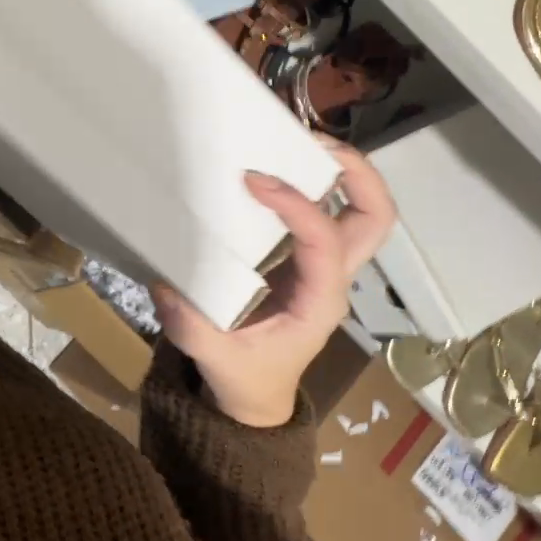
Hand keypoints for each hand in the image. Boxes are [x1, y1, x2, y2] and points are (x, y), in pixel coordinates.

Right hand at [151, 139, 396, 427]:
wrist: (254, 395)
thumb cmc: (243, 376)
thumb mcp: (216, 359)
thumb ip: (193, 330)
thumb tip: (166, 287)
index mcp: (319, 300)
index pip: (325, 240)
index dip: (297, 204)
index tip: (252, 179)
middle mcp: (331, 277)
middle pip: (374, 218)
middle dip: (356, 175)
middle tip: (311, 144)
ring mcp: (321, 266)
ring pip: (359, 212)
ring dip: (340, 174)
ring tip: (296, 144)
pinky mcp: (301, 260)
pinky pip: (323, 214)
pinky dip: (309, 184)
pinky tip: (272, 168)